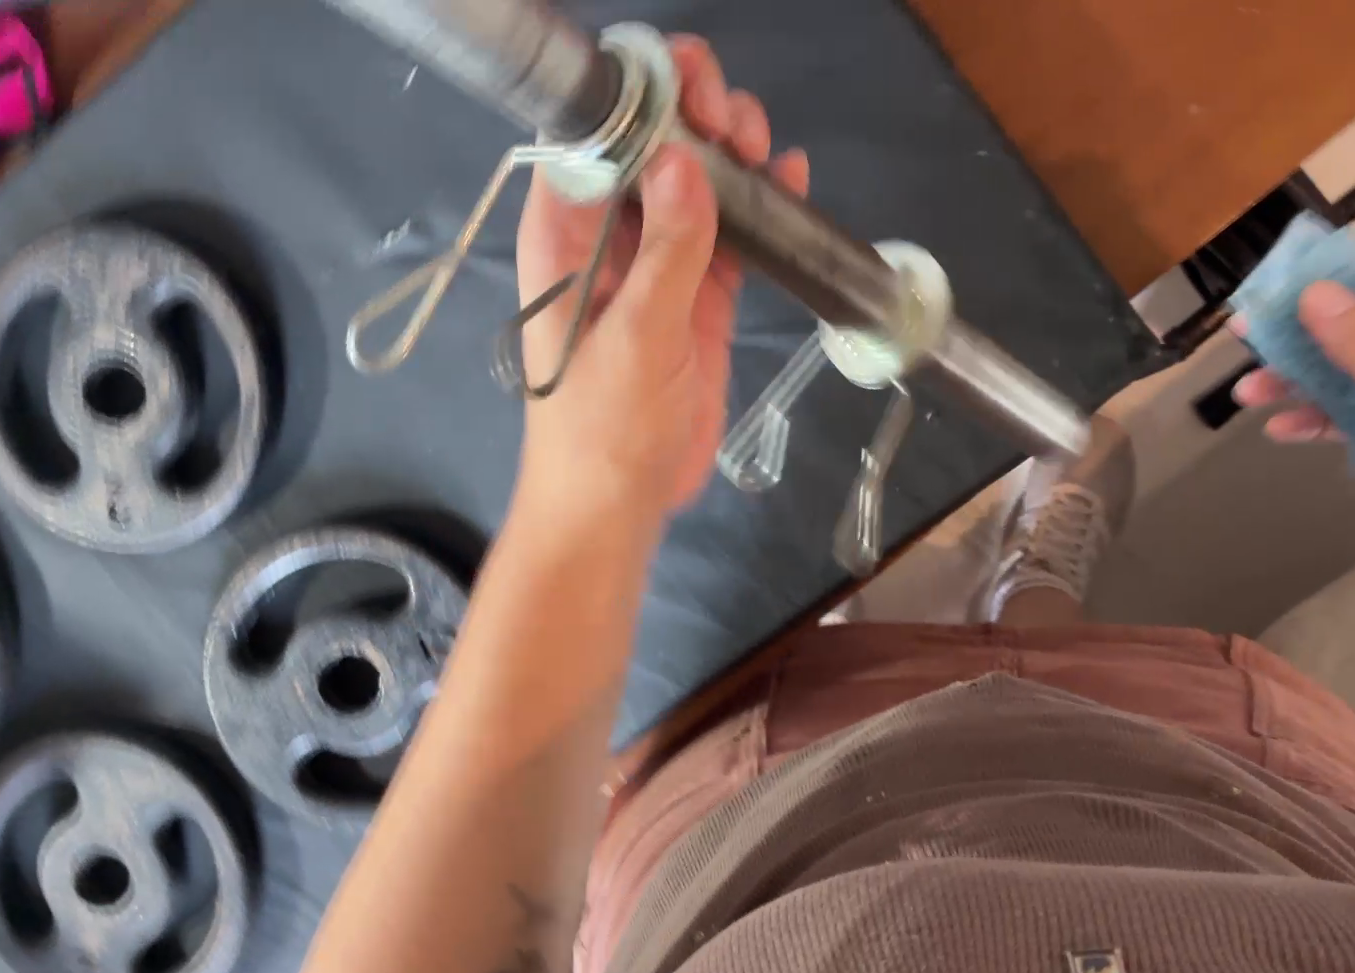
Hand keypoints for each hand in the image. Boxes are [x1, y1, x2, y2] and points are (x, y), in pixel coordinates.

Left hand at [513, 36, 810, 519]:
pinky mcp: (697, 302)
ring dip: (729, 160)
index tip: (688, 88)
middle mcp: (609, 240)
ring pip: (694, 191)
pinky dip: (757, 214)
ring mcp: (657, 270)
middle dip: (692, 121)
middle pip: (650, 153)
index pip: (593, 138)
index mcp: (567, 236)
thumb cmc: (605, 426)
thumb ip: (667, 250)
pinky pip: (728, 241)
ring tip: (765, 147)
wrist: (620, 502)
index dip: (637, 100)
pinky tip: (788, 184)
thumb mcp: (636, 336)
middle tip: (737, 125)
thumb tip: (688, 159)